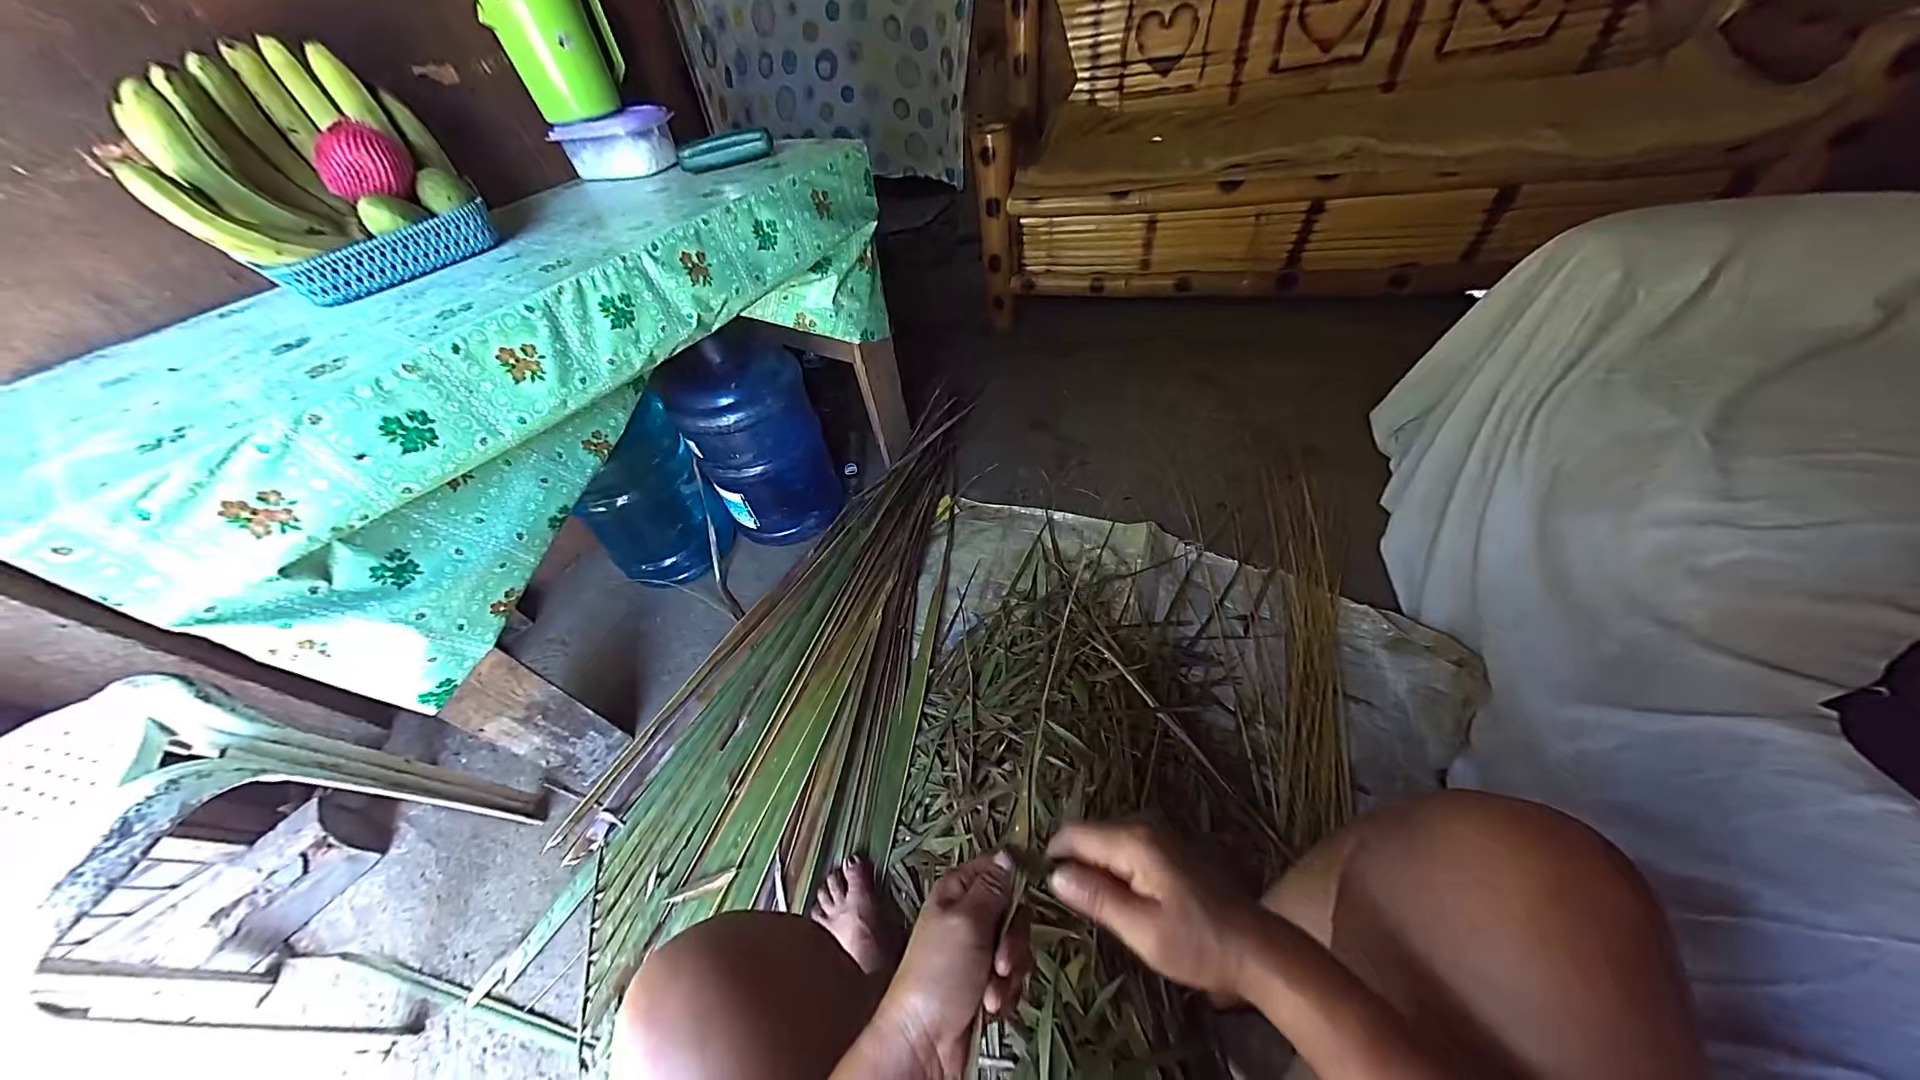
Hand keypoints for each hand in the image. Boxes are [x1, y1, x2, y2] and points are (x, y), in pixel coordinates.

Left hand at [872, 852, 1032, 1076]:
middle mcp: (968, 915)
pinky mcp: (987, 982)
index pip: (995, 868)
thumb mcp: (966, 922)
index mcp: (957, 891)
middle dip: (1014, 941)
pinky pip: (1014, 976)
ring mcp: (978, 950)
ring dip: (1011, 973)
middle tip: (1000, 962)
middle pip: (1014, 910)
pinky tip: (992, 1007)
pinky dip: (1007, 993)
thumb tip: (1008, 853)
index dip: (1012, 881)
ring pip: (1017, 946)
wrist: (925, 1044)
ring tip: (991, 993)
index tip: (1020, 901)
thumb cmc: (940, 973)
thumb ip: (992, 888)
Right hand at [1046, 821, 1261, 1000]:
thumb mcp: (1141, 930)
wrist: (1256, 949)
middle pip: (1089, 835)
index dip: (1053, 856)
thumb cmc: (1198, 944)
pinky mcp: (1168, 849)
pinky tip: (1120, 900)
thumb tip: (1055, 875)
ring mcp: (1158, 836)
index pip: (1075, 834)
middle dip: (1073, 862)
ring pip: (1106, 843)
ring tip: (1092, 906)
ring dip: (1093, 868)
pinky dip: (1113, 870)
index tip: (1042, 885)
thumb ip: (1097, 898)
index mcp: (1134, 842)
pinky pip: (1124, 851)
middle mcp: (1144, 828)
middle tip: (1068, 903)